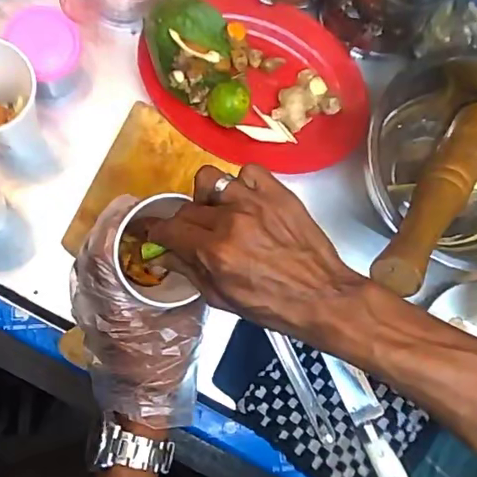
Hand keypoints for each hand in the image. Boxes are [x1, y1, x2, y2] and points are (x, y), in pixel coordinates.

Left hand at [70, 195, 204, 429]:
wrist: (139, 399)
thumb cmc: (160, 363)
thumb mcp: (182, 320)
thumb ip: (184, 284)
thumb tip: (190, 256)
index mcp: (111, 298)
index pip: (102, 248)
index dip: (113, 220)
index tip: (129, 204)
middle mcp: (91, 299)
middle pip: (90, 250)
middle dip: (109, 225)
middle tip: (131, 210)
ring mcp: (86, 307)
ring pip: (87, 262)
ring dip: (104, 240)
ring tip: (127, 226)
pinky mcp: (88, 313)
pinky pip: (89, 275)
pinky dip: (102, 257)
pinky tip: (121, 254)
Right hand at [145, 165, 365, 343]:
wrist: (323, 297)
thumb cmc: (271, 304)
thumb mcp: (219, 297)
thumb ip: (187, 269)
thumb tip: (161, 253)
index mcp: (214, 252)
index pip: (168, 228)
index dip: (155, 230)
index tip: (153, 233)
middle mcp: (231, 222)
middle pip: (186, 207)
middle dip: (182, 222)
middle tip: (192, 234)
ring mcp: (255, 203)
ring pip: (210, 180)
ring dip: (207, 197)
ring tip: (218, 212)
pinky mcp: (278, 194)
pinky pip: (247, 172)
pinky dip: (241, 183)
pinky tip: (245, 201)